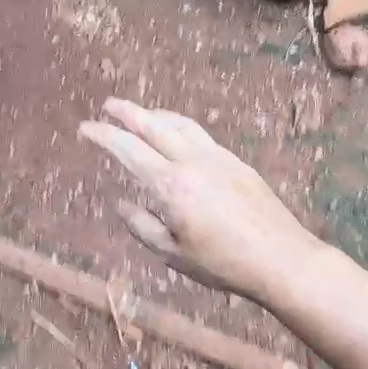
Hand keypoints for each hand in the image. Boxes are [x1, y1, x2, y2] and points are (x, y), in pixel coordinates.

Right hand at [79, 98, 320, 302]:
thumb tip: (122, 204)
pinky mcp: (236, 162)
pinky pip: (200, 134)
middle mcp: (193, 162)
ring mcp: (218, 158)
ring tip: (140, 114)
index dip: (104, 135)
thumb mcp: (173, 254)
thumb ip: (143, 226)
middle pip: (154, 125)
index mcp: (172, 186)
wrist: (282, 259)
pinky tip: (176, 135)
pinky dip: (178, 127)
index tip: (86, 128)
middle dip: (127, 112)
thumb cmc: (223, 264)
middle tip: (108, 104)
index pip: (129, 150)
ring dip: (155, 115)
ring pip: (180, 124)